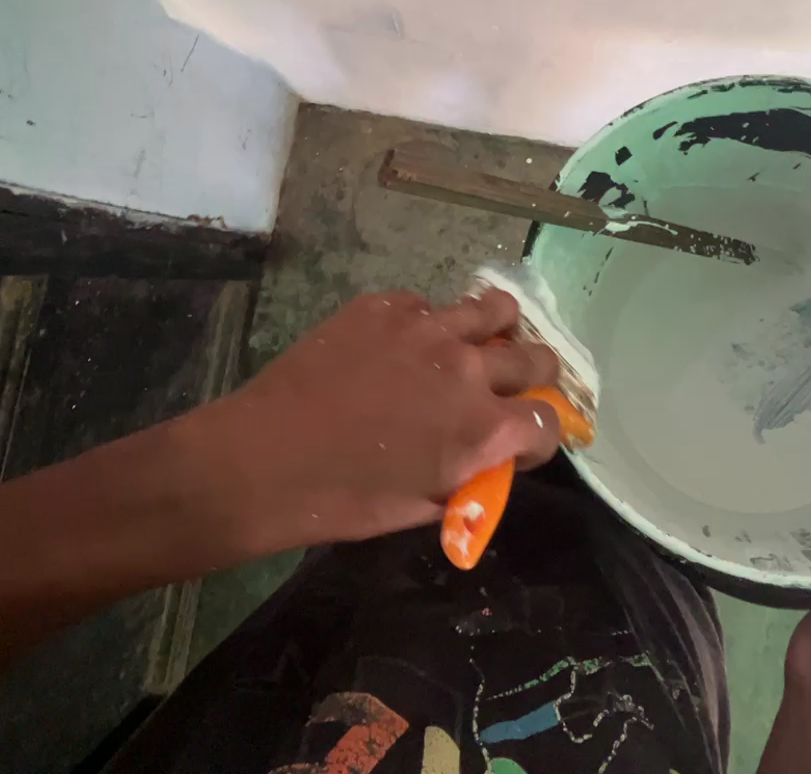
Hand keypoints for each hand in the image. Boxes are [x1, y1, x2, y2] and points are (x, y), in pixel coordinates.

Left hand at [204, 289, 562, 551]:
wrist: (261, 459)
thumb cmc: (342, 500)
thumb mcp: (422, 507)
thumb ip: (471, 476)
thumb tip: (489, 457)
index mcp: (483, 428)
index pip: (549, 422)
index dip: (539, 437)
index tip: (521, 443)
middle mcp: (468, 368)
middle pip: (536, 356)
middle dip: (534, 375)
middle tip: (512, 386)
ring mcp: (428, 327)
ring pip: (496, 308)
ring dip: (496, 331)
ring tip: (475, 344)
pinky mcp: (386, 306)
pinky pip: (429, 304)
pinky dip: (430, 323)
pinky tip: (403, 345)